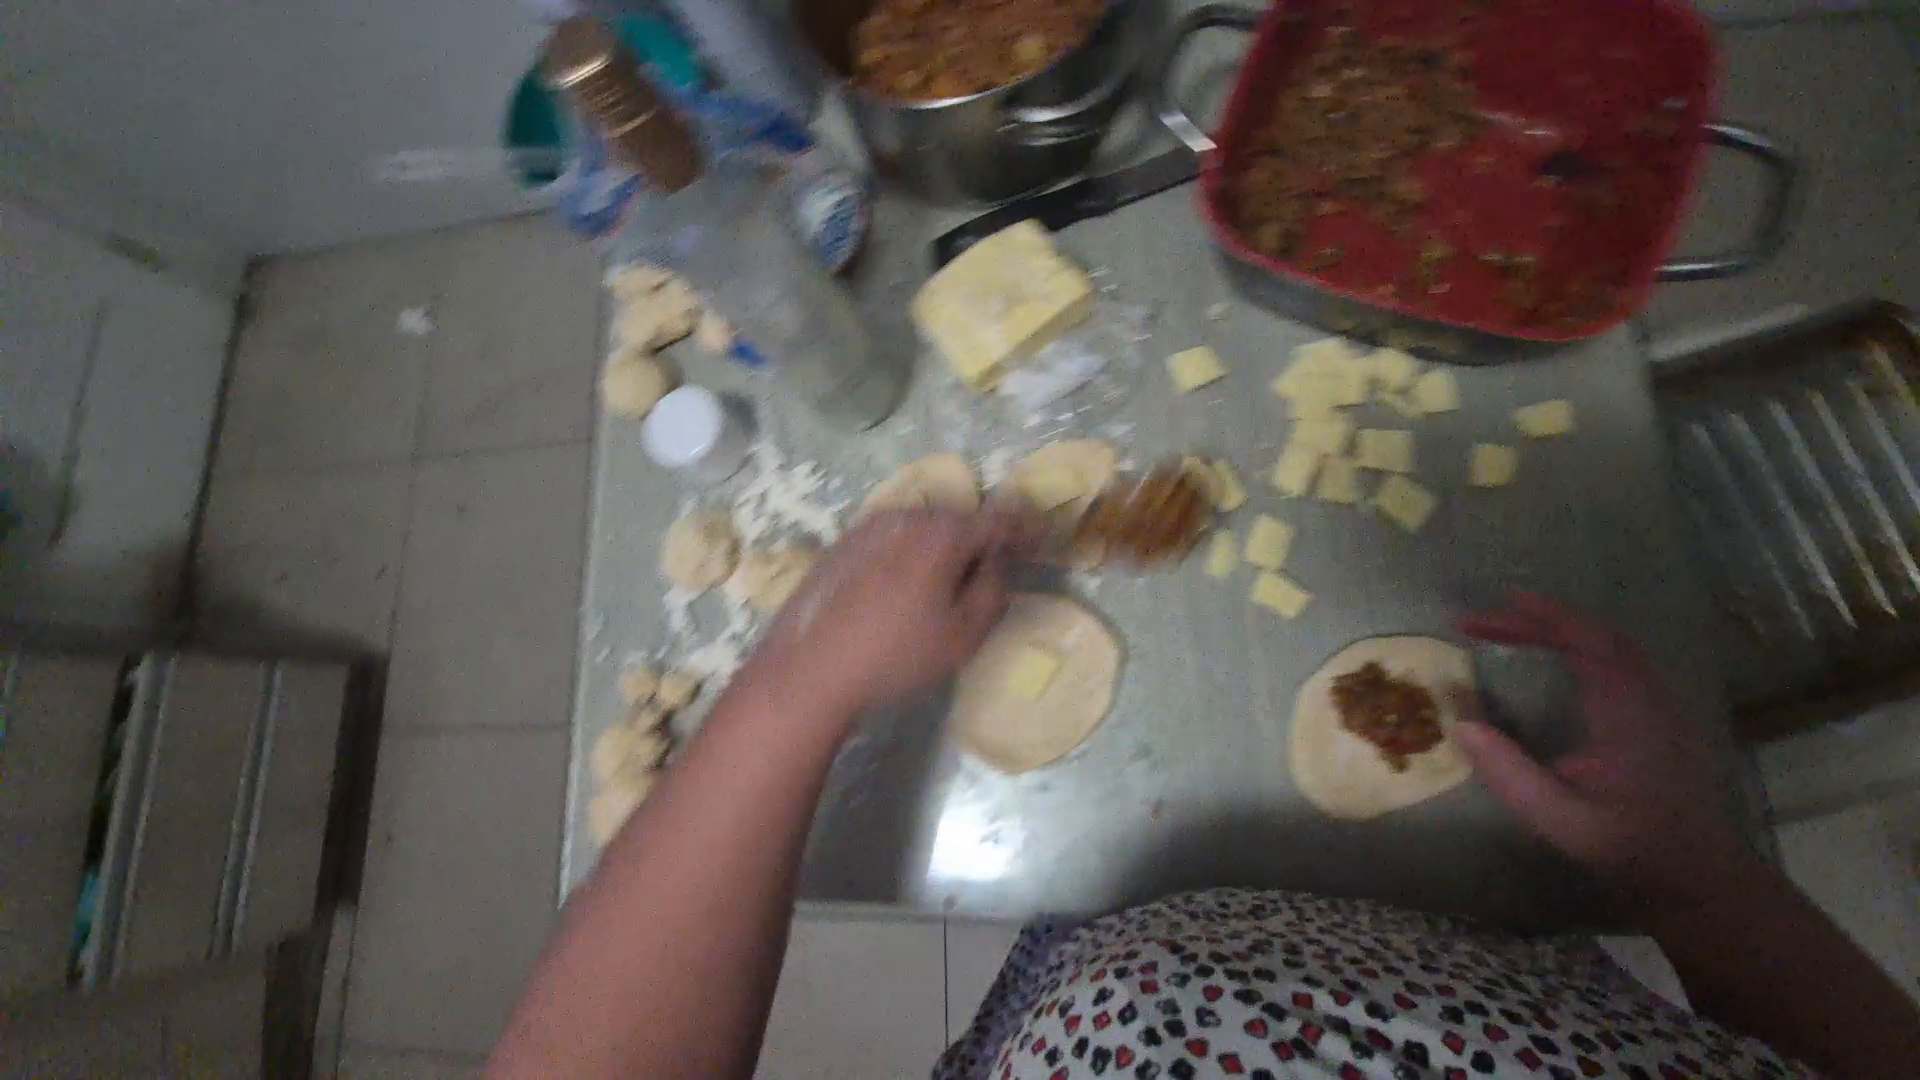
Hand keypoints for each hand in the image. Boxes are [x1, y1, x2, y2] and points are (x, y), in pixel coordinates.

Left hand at [742, 507, 1039, 717]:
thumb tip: (1000, 561)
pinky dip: (912, 548)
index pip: (998, 519)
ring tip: (952, 572)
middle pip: (958, 518)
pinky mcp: (843, 543)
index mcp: (941, 534)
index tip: (1041, 538)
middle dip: (982, 535)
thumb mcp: (963, 634)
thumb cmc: (896, 655)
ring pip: (923, 525)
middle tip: (997, 561)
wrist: (809, 669)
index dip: (1024, 528)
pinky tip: (906, 579)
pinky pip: (894, 536)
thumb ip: (994, 589)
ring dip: (945, 541)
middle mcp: (906, 517)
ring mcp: (869, 526)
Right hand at [1454, 592, 1753, 907]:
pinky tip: (1545, 657)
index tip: (1495, 607)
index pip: (1592, 645)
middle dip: (1537, 620)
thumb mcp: (1562, 819)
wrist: (1698, 880)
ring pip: (1609, 648)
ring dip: (1555, 631)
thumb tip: (1461, 725)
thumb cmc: (1630, 848)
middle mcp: (1650, 700)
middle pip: (1598, 637)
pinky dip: (1573, 647)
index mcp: (1633, 715)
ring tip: (1504, 628)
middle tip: (1481, 620)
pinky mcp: (1653, 719)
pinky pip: (1613, 664)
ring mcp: (1657, 708)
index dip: (1544, 618)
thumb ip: (1510, 773)